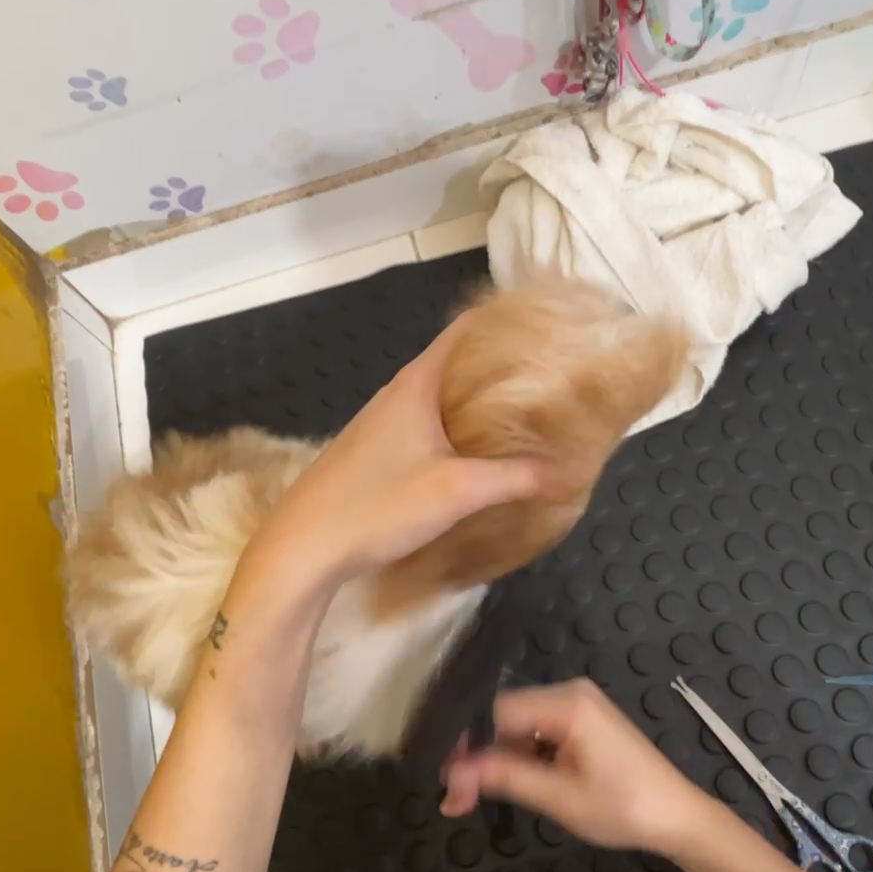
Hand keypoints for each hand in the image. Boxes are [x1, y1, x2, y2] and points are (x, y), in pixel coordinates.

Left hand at [247, 312, 550, 587]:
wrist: (304, 547)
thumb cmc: (378, 505)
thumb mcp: (457, 491)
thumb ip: (516, 478)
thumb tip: (568, 472)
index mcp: (417, 382)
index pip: (466, 330)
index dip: (506, 324)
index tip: (548, 334)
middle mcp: (399, 393)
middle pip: (458, 364)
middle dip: (503, 370)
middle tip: (551, 383)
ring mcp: (384, 424)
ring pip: (443, 400)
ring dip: (481, 405)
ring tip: (527, 418)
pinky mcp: (377, 453)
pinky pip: (429, 427)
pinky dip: (459, 431)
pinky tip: (480, 457)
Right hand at [439, 679, 723, 856]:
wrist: (679, 818)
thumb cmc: (624, 807)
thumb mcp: (559, 798)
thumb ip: (505, 778)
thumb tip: (453, 774)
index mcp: (566, 703)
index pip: (496, 711)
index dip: (465, 742)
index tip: (441, 775)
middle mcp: (569, 692)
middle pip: (504, 717)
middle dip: (478, 756)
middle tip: (455, 798)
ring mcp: (577, 704)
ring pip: (518, 726)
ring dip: (497, 760)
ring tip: (472, 797)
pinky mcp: (582, 719)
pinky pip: (537, 731)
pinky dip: (520, 757)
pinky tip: (507, 782)